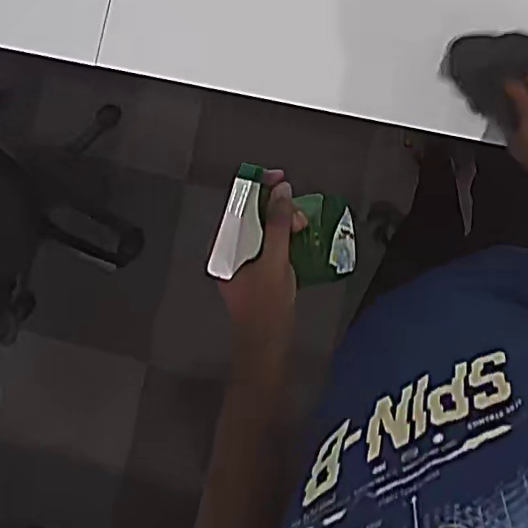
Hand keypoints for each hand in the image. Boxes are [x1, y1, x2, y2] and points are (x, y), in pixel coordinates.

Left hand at [216, 169, 307, 357]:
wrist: (266, 350)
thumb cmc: (267, 307)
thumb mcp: (274, 261)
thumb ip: (277, 224)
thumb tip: (281, 189)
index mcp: (225, 249)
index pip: (238, 207)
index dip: (258, 187)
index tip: (281, 178)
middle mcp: (230, 252)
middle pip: (252, 215)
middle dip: (277, 208)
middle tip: (299, 217)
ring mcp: (244, 263)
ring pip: (264, 228)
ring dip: (284, 222)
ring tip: (303, 228)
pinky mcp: (258, 272)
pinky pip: (271, 243)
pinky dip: (285, 236)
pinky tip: (300, 238)